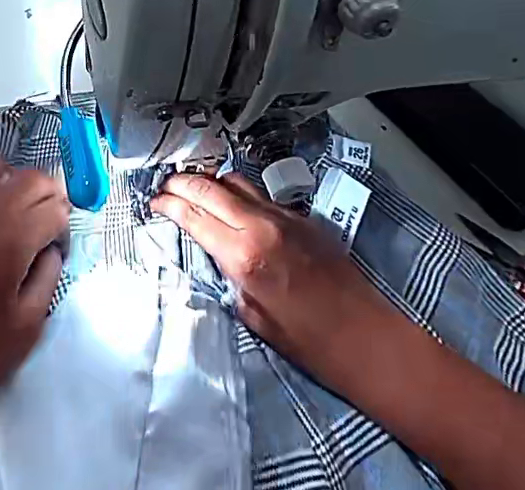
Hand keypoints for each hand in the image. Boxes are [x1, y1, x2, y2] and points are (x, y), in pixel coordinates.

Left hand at [0, 155, 67, 411]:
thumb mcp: (28, 325)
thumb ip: (49, 277)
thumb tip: (52, 249)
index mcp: (15, 238)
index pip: (57, 209)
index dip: (65, 227)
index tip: (60, 248)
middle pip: (36, 180)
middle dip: (52, 199)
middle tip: (50, 230)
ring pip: (8, 171)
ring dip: (26, 186)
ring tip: (27, 215)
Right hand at [152, 173, 393, 371]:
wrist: (369, 339)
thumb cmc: (310, 342)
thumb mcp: (253, 315)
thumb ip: (229, 276)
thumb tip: (216, 256)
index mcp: (243, 255)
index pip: (194, 216)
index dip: (169, 204)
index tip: (155, 202)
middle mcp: (261, 226)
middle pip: (209, 188)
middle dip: (182, 183)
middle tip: (166, 186)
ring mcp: (283, 217)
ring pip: (236, 181)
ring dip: (210, 181)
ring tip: (195, 188)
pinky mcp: (301, 218)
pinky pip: (261, 194)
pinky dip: (239, 193)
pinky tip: (234, 205)